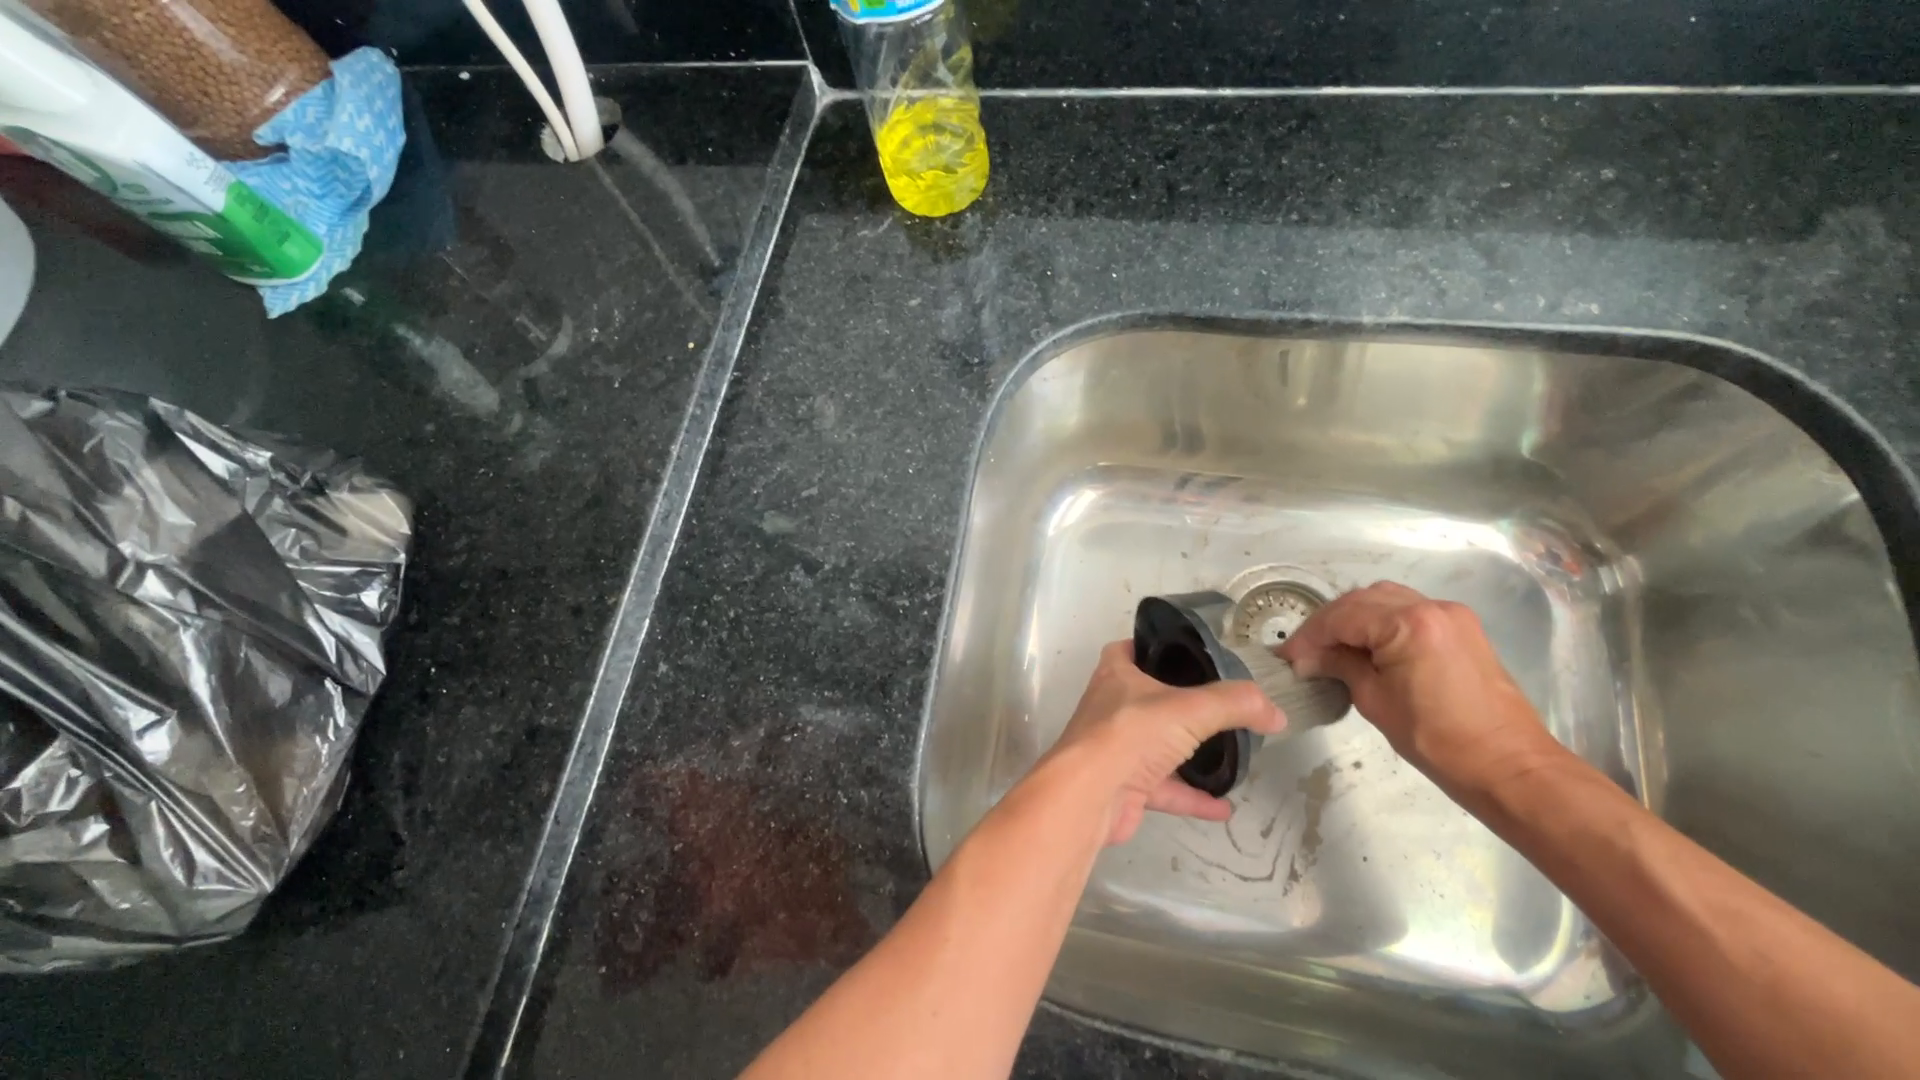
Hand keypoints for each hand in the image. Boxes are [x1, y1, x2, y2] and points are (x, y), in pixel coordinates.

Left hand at [1046, 640, 1286, 845]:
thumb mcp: (1190, 708)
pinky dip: (1192, 796)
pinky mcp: (1124, 787)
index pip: (1129, 649)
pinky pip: (1165, 789)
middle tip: (1218, 704)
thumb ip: (1236, 704)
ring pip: (1157, 746)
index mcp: (1116, 675)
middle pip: (1148, 698)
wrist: (1090, 796)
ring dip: (1188, 753)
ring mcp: (1116, 750)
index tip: (1186, 653)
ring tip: (1227, 753)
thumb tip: (1276, 712)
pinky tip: (1224, 806)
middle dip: (1178, 702)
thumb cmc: (1130, 734)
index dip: (1152, 647)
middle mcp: (1112, 708)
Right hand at [1278, 582, 1562, 796]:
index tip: (1287, 657)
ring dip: (1354, 619)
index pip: (1342, 616)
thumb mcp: (1375, 701)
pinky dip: (1381, 622)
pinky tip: (1366, 648)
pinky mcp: (1462, 630)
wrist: (1508, 766)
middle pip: (1363, 600)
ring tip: (1332, 648)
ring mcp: (1451, 615)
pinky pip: (1410, 612)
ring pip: (1386, 600)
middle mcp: (1431, 607)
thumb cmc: (1437, 740)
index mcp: (1408, 624)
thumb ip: (1340, 667)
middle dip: (1329, 623)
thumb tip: (1309, 658)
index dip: (1309, 636)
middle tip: (1305, 652)